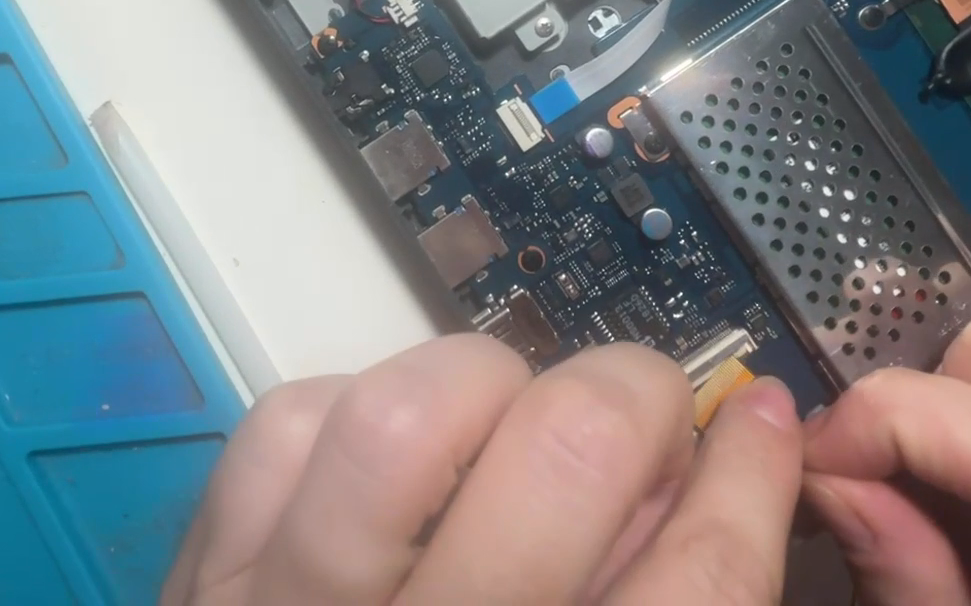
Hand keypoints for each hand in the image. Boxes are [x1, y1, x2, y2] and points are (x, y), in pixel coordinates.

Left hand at [161, 335, 803, 604]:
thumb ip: (658, 591)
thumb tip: (719, 455)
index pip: (697, 587)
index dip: (746, 483)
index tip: (759, 416)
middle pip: (559, 456)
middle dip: (630, 399)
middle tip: (636, 415)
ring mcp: (290, 600)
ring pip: (410, 410)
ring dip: (487, 386)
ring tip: (503, 427)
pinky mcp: (211, 555)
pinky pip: (293, 418)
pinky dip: (355, 406)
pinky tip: (388, 458)